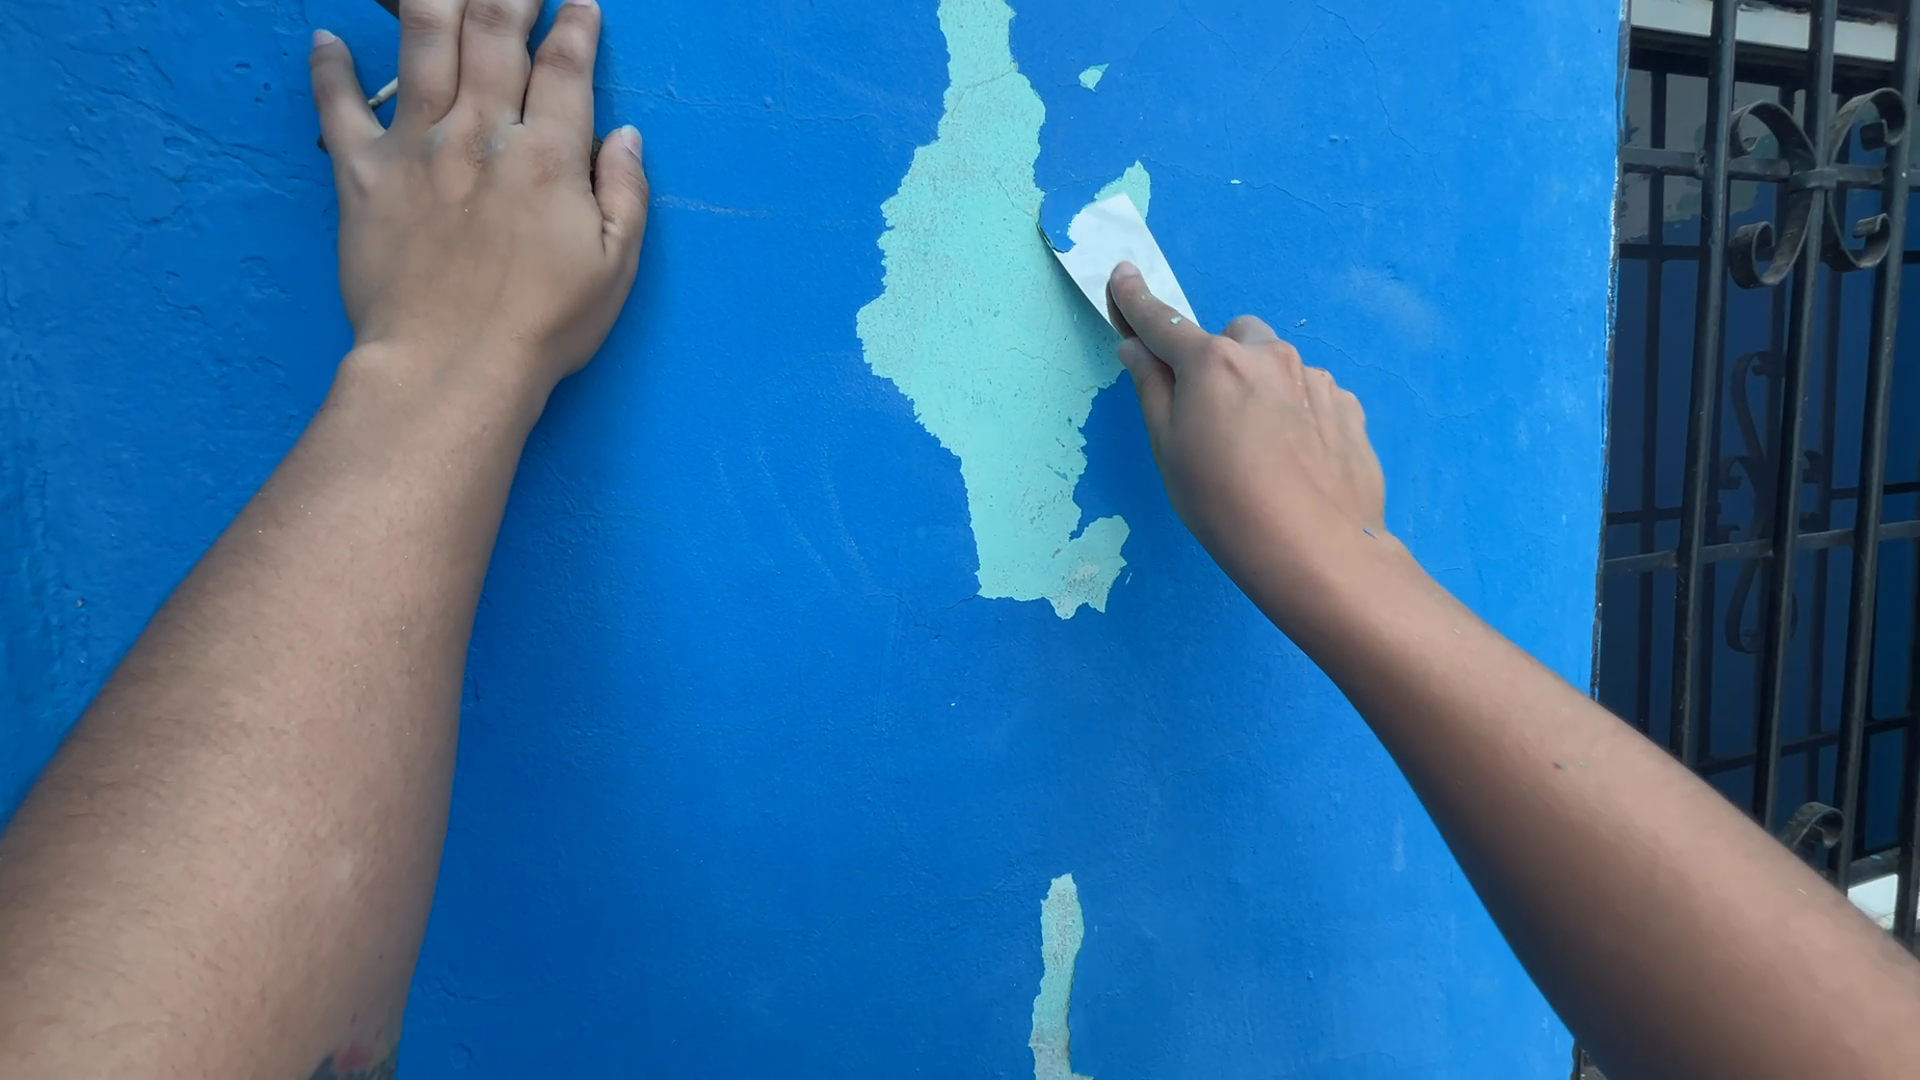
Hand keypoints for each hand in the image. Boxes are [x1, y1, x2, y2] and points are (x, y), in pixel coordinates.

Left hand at [309, 0, 648, 394]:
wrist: (456, 361)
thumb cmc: (549, 323)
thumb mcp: (617, 269)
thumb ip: (626, 195)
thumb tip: (626, 136)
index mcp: (547, 159)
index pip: (564, 71)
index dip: (575, 29)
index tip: (580, 3)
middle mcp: (479, 133)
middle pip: (491, 35)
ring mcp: (415, 146)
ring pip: (420, 42)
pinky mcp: (361, 172)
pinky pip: (337, 102)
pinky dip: (330, 66)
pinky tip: (329, 40)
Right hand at [1106, 262, 1388, 624]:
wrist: (1313, 547)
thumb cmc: (1220, 501)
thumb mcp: (1168, 449)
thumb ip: (1151, 388)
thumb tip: (1135, 347)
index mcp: (1212, 362)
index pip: (1164, 322)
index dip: (1136, 301)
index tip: (1123, 274)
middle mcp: (1267, 354)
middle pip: (1231, 337)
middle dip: (1217, 359)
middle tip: (1211, 413)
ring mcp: (1314, 377)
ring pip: (1274, 364)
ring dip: (1259, 385)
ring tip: (1259, 446)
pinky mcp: (1347, 404)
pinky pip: (1308, 392)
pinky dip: (1293, 409)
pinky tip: (1293, 456)